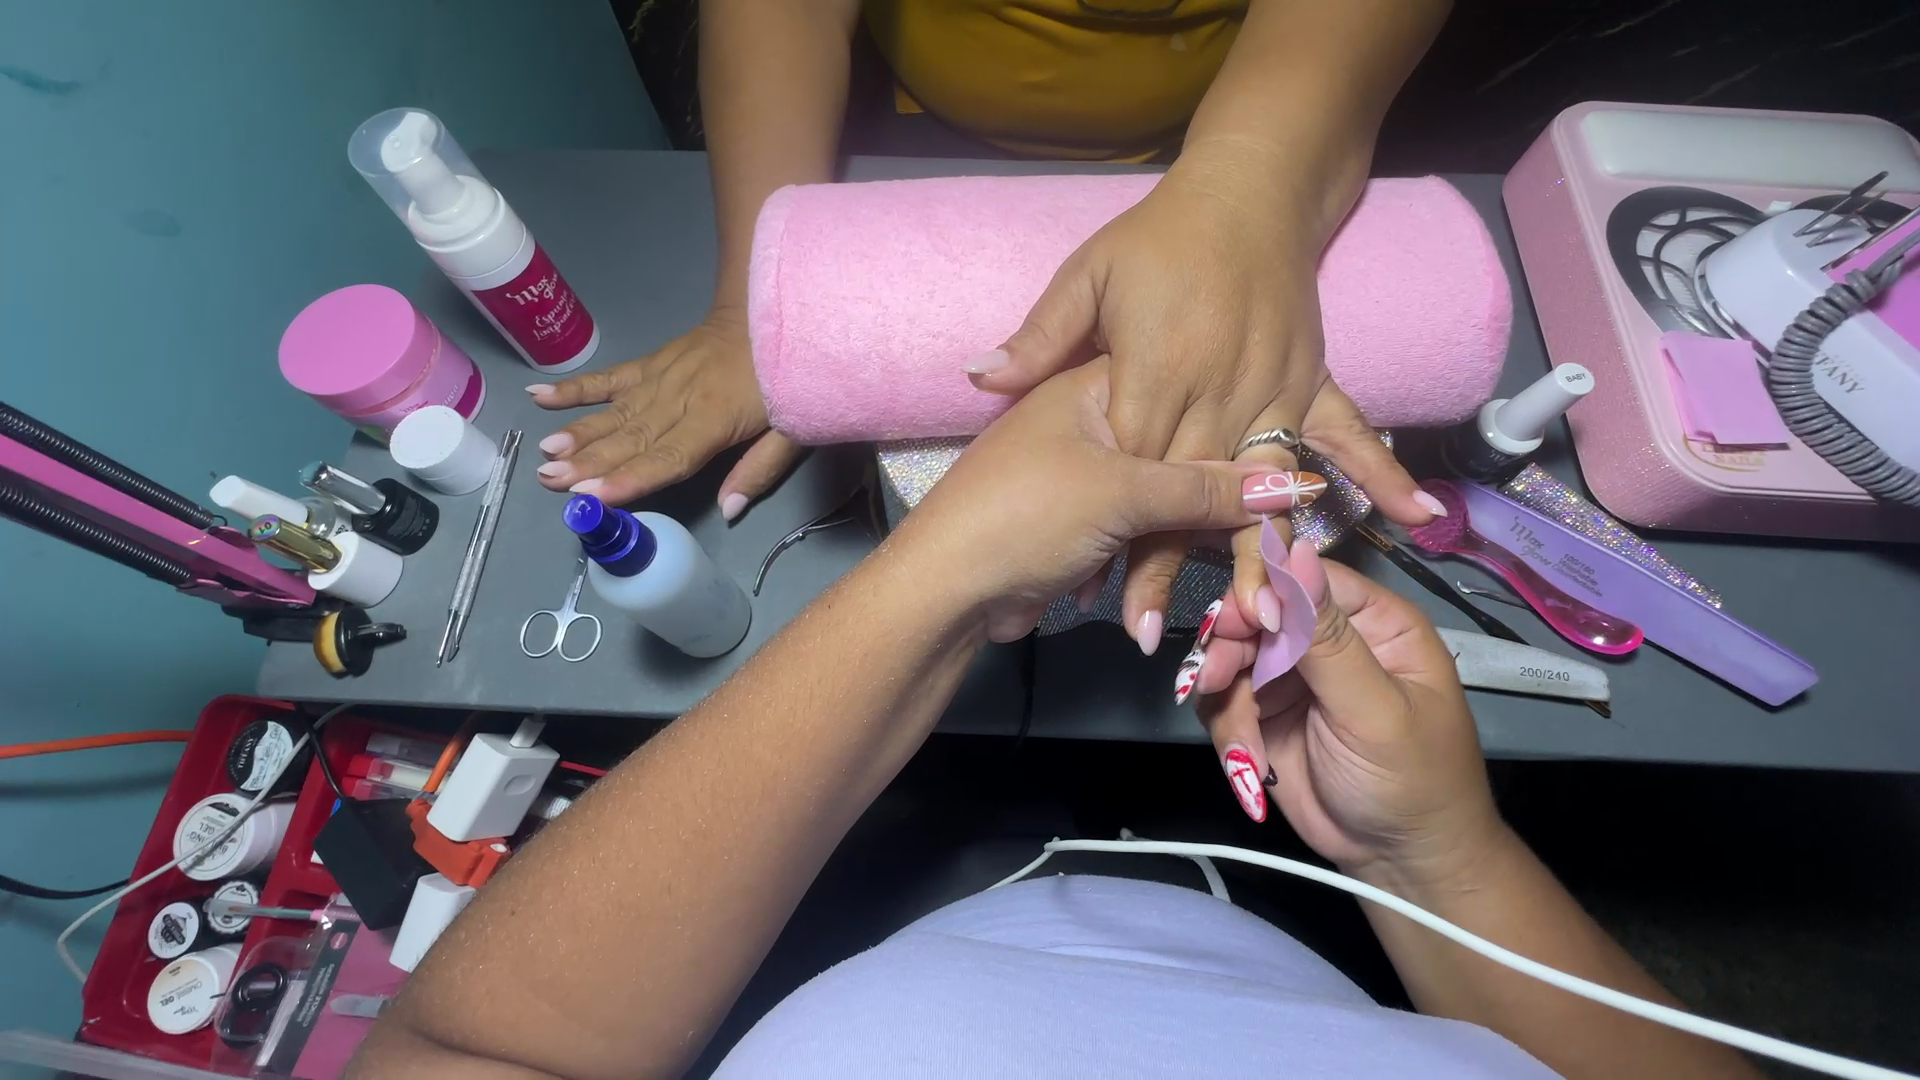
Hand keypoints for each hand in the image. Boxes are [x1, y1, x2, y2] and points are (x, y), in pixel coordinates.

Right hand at [527, 307, 800, 515]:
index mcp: (715, 418)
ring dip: (578, 433)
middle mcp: (680, 399)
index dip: (631, 477)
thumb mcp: (793, 430)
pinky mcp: (653, 362)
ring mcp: (661, 377)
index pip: (669, 456)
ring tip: (545, 453)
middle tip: (552, 481)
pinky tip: (540, 397)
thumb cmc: (786, 379)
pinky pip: (611, 377)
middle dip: (590, 462)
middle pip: (632, 437)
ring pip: (616, 411)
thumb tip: (727, 510)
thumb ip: (759, 470)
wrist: (773, 313)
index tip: (594, 496)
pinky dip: (576, 387)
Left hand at [968, 143, 1438, 655]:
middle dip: (1175, 564)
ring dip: (1260, 552)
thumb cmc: (1157, 238)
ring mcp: (1273, 386)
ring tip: (1261, 620)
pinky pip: (1341, 432)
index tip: (1095, 593)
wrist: (1251, 187)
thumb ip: (1040, 338)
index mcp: (1159, 369)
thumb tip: (978, 375)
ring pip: (1260, 484)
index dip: (1114, 527)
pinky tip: (1413, 517)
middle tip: (1164, 635)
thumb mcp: (1087, 276)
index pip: (1132, 466)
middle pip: (1190, 492)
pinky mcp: (1310, 380)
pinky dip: (1374, 472)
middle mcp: (1220, 387)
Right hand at [1192, 542, 1500, 882]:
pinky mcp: (1260, 709)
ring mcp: (1287, 673)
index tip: (1238, 621)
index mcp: (1370, 621)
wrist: (1399, 862)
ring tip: (1237, 739)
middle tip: (1214, 679)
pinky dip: (1224, 727)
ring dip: (1221, 693)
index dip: (1264, 590)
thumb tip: (1294, 550)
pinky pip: (1220, 698)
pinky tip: (1245, 758)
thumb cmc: (1412, 780)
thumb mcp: (1374, 708)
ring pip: (1227, 655)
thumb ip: (1328, 636)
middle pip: (1254, 613)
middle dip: (1229, 647)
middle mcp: (1324, 637)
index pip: (1303, 577)